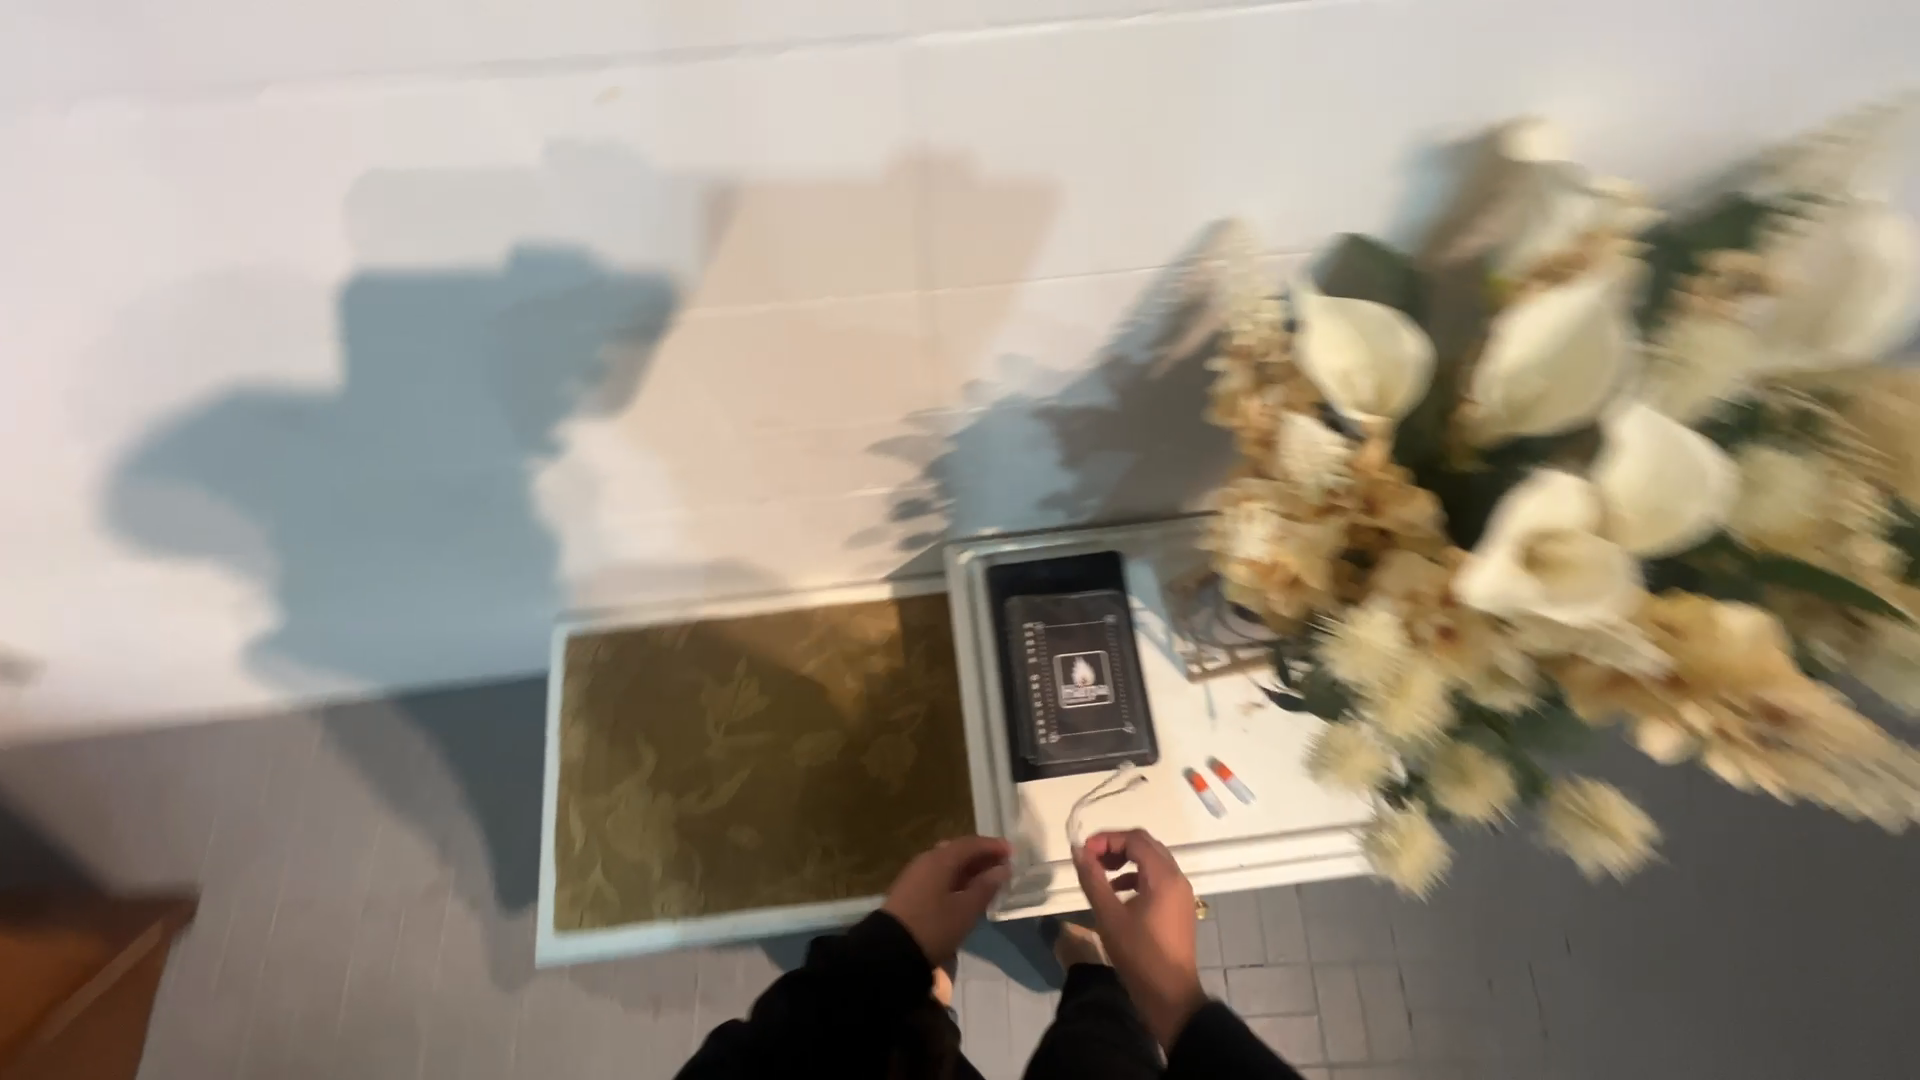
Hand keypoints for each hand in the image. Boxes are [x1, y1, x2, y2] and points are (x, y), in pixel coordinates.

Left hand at [881, 836, 1012, 965]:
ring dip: (968, 868)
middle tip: (1001, 866)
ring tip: (986, 880)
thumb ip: (985, 887)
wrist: (889, 951)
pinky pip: (938, 874)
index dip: (992, 846)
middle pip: (958, 851)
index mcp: (940, 859)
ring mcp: (915, 874)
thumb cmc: (933, 927)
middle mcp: (926, 859)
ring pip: (947, 863)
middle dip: (981, 856)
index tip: (1011, 852)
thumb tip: (1002, 869)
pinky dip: (955, 878)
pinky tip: (964, 892)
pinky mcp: (910, 889)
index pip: (970, 844)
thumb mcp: (965, 910)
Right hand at [1072, 829, 1207, 1048]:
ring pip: (1152, 860)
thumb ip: (1092, 879)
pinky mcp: (1179, 907)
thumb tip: (1078, 851)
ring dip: (1126, 860)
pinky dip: (1136, 876)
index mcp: (1164, 877)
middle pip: (1145, 845)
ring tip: (1101, 873)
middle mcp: (1177, 878)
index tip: (1084, 852)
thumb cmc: (1139, 955)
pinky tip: (1118, 892)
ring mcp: (1181, 893)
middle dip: (1116, 846)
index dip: (1106, 839)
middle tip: (1091, 858)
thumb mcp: (1109, 916)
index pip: (1134, 839)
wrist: (1171, 998)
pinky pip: (1157, 878)